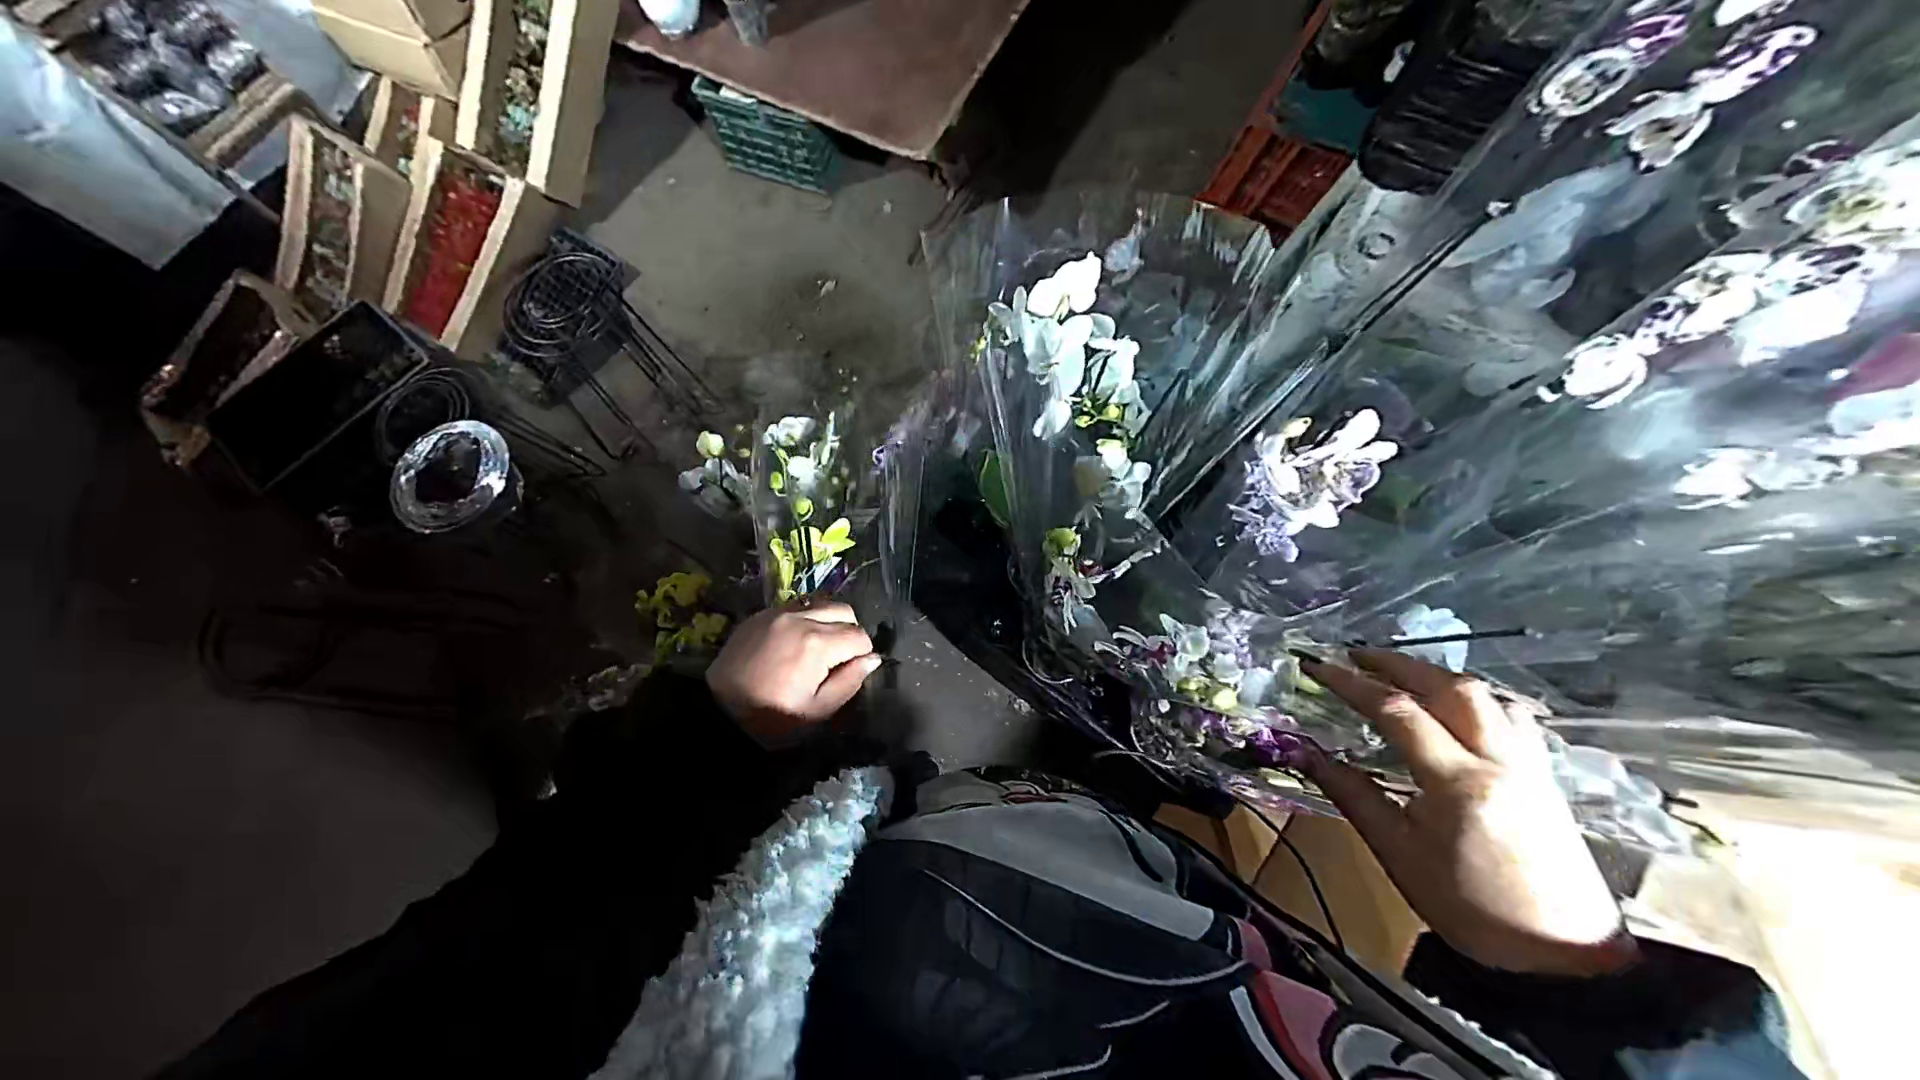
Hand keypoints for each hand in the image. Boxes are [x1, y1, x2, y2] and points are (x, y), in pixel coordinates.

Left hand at [706, 599, 881, 742]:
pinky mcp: (762, 614)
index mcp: (818, 644)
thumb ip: (850, 682)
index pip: (860, 636)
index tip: (848, 670)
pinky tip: (797, 639)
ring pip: (822, 602)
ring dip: (829, 620)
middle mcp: (802, 619)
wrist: (719, 711)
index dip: (861, 655)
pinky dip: (806, 617)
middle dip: (849, 632)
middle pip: (845, 611)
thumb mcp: (817, 710)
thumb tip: (872, 659)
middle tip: (837, 657)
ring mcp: (779, 612)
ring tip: (819, 645)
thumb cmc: (772, 717)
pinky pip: (797, 605)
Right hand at [1293, 648, 1635, 974]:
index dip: (1351, 683)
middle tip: (1356, 655)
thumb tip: (1302, 750)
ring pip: (1488, 695)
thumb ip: (1350, 792)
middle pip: (1450, 688)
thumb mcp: (1397, 852)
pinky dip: (1477, 696)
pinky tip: (1458, 704)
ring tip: (1401, 673)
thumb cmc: (1468, 908)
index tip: (1317, 666)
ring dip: (1439, 674)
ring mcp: (1531, 766)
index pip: (1398, 711)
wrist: (1561, 957)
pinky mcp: (1546, 776)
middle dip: (1398, 664)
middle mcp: (1500, 761)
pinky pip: (1513, 715)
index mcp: (1458, 782)